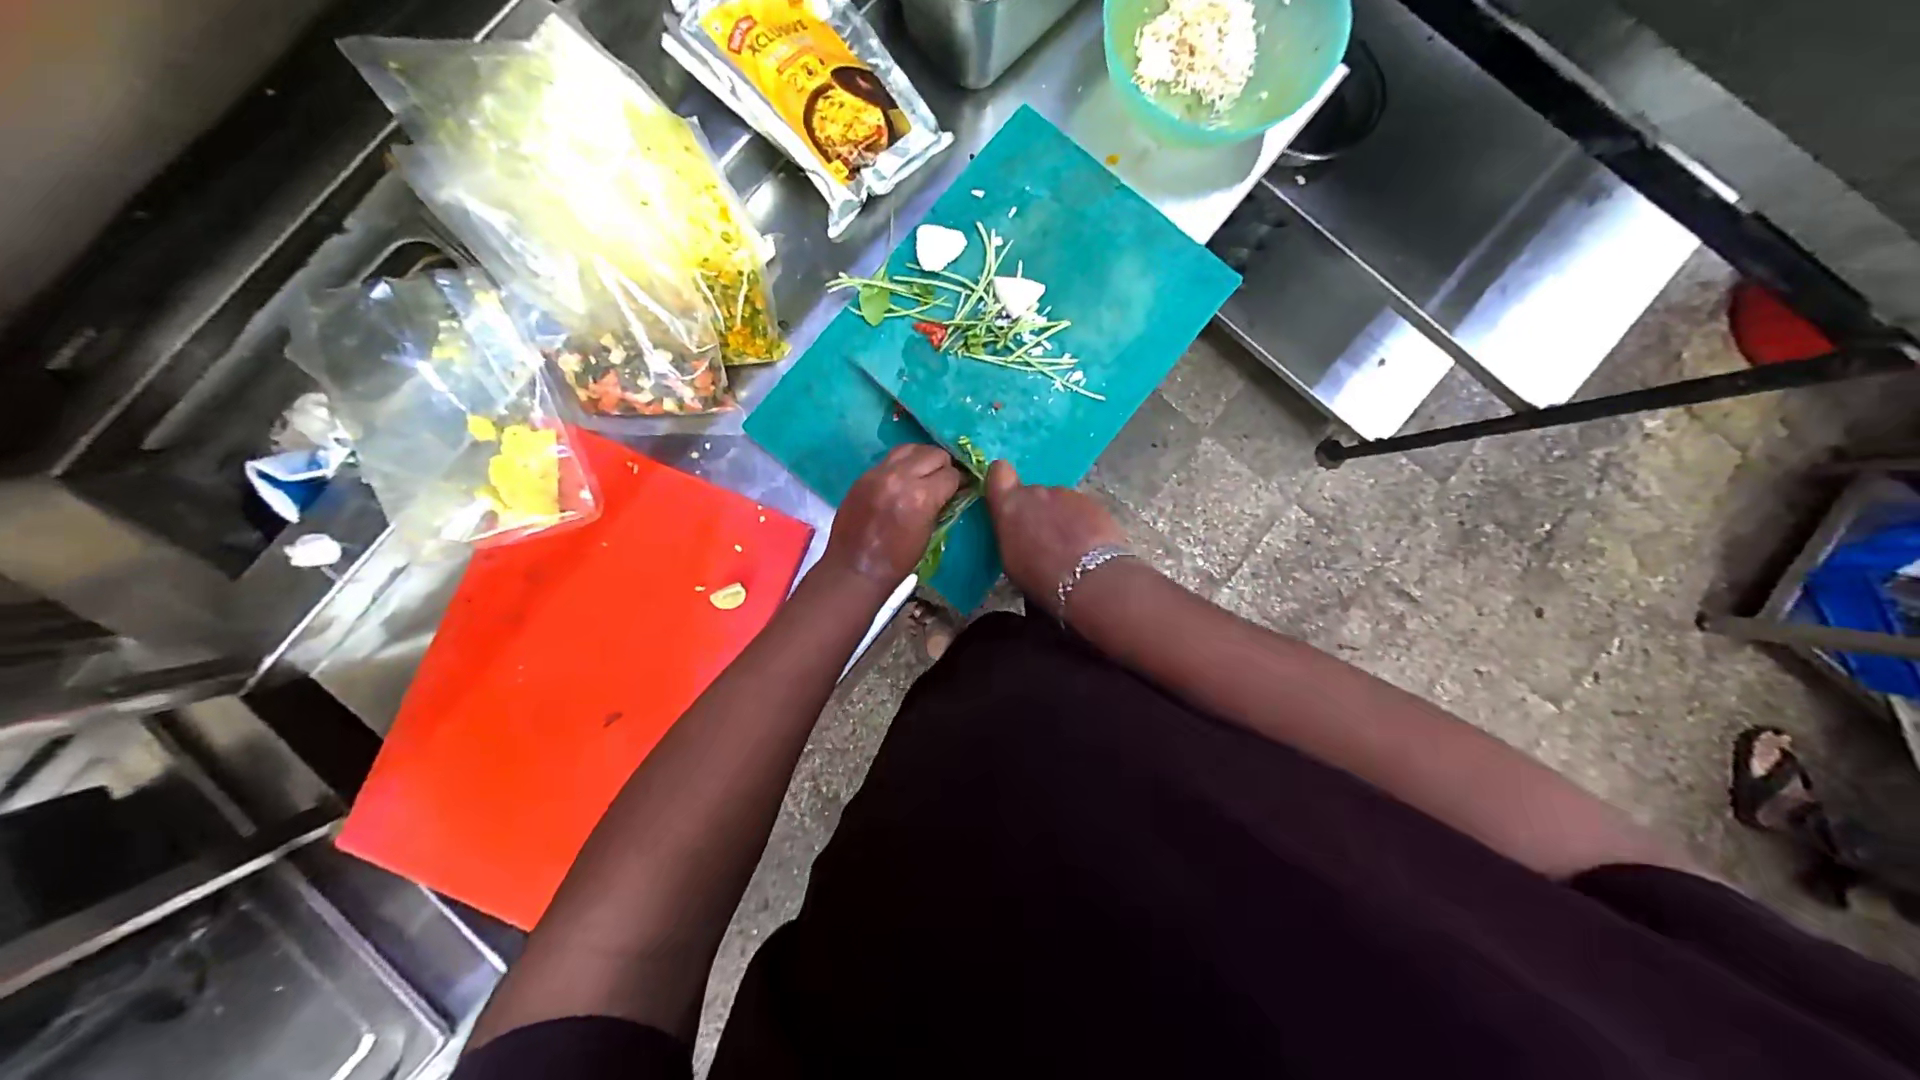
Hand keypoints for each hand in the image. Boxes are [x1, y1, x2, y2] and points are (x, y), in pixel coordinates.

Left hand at [822, 444, 963, 585]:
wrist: (855, 568)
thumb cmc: (898, 560)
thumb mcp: (929, 533)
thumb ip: (940, 504)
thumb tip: (954, 488)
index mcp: (921, 496)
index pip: (951, 474)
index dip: (960, 482)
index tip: (961, 488)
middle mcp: (900, 477)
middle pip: (933, 453)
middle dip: (943, 466)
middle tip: (943, 481)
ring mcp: (878, 473)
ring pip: (910, 448)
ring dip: (922, 458)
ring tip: (923, 474)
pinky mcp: (863, 475)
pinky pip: (889, 459)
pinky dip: (901, 465)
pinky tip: (903, 480)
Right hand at [983, 460, 1127, 610]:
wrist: (1090, 578)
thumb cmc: (1040, 576)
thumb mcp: (1011, 560)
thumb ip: (1012, 533)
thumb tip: (1019, 531)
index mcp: (1011, 505)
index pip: (999, 473)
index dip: (1002, 479)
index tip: (1005, 493)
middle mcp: (1037, 492)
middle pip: (1033, 494)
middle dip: (1037, 512)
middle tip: (1042, 541)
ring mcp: (1069, 495)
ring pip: (1060, 503)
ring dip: (1061, 519)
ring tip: (1068, 549)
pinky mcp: (1095, 503)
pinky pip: (1083, 511)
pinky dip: (1084, 525)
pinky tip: (1088, 549)